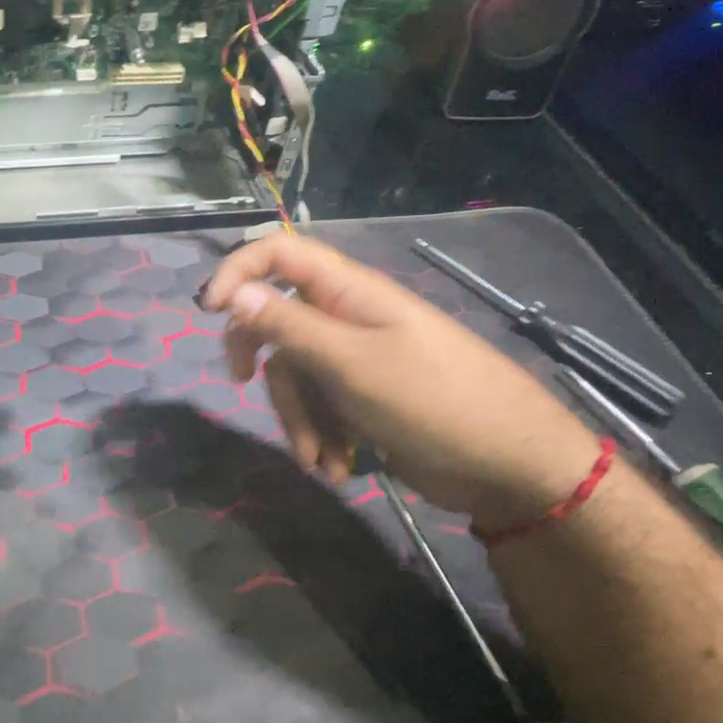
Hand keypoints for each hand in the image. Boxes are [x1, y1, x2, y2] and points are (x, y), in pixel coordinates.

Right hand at [202, 234, 602, 533]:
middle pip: (276, 319)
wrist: (512, 469)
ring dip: (298, 418)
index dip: (238, 271)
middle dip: (260, 358)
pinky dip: (320, 435)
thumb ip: (289, 326)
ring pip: (294, 372)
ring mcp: (356, 361)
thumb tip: (234, 293)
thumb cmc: (434, 402)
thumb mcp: (352, 364)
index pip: (279, 253)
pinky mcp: (363, 400)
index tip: (210, 310)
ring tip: (322, 461)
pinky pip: (319, 405)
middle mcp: (347, 318)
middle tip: (237, 381)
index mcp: (348, 292)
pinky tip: (337, 466)